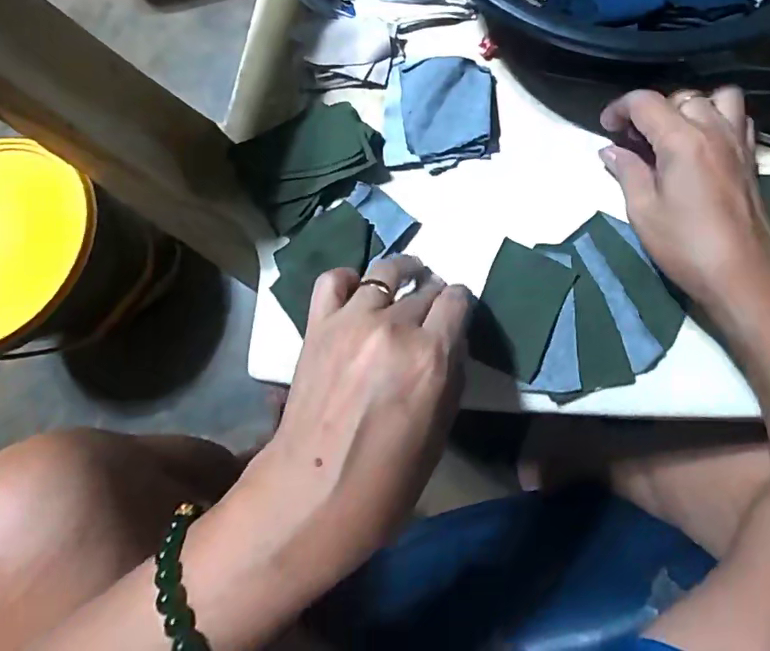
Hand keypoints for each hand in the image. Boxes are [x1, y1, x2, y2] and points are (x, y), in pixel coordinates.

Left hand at [245, 255, 471, 580]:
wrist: (310, 496)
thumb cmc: (388, 477)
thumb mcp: (442, 426)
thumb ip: (452, 372)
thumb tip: (452, 339)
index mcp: (430, 354)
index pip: (457, 298)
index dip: (460, 305)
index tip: (455, 316)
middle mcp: (394, 327)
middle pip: (425, 287)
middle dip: (433, 298)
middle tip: (428, 316)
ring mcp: (352, 322)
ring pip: (386, 272)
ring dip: (402, 275)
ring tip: (405, 283)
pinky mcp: (318, 326)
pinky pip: (334, 280)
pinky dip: (350, 280)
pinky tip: (359, 294)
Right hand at [598, 87, 769, 315]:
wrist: (745, 276)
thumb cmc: (687, 246)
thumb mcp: (644, 211)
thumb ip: (627, 172)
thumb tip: (611, 151)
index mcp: (682, 139)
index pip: (645, 102)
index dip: (619, 109)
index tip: (607, 128)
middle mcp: (713, 130)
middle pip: (680, 97)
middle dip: (653, 111)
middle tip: (637, 141)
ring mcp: (737, 142)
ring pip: (717, 98)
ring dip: (692, 107)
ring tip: (676, 134)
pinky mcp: (751, 158)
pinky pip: (738, 119)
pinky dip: (720, 120)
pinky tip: (705, 146)